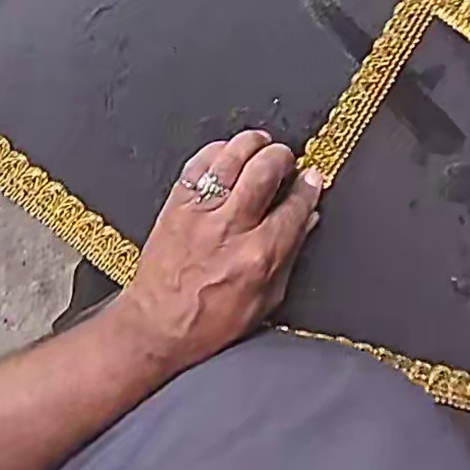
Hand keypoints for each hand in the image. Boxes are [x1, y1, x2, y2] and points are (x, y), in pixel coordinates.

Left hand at [110, 130, 323, 374]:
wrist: (156, 325)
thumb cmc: (209, 322)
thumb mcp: (264, 301)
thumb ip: (289, 256)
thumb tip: (306, 220)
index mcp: (259, 254)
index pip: (295, 205)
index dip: (309, 186)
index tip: (313, 177)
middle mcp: (231, 226)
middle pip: (266, 168)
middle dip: (283, 157)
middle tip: (287, 160)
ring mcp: (200, 211)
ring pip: (232, 156)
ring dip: (252, 144)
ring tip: (261, 145)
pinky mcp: (176, 204)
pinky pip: (198, 163)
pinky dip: (217, 151)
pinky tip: (227, 154)